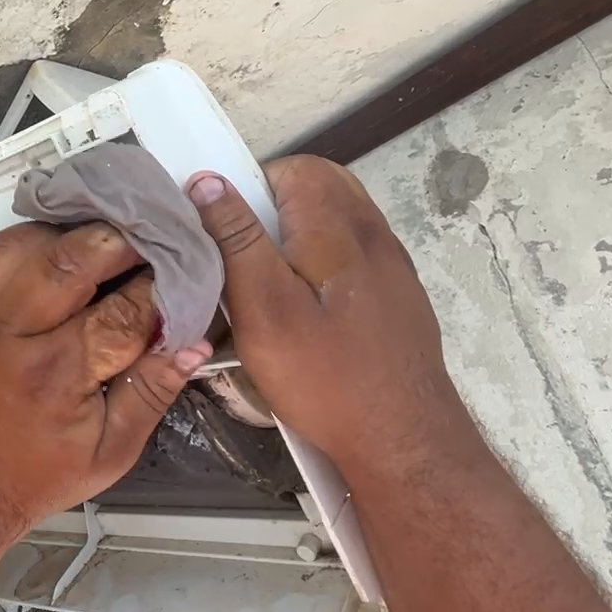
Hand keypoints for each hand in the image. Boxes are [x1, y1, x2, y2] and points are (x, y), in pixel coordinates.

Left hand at [0, 222, 213, 543]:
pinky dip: (34, 238)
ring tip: (109, 240)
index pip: (122, 310)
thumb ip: (152, 391)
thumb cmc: (37, 470)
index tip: (186, 271)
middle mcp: (12, 330)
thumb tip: (195, 341)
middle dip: (120, 240)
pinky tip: (61, 247)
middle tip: (152, 235)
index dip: (160, 286)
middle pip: (71, 259)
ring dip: (74, 233)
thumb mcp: (110, 451)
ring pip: (31, 241)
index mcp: (55, 372)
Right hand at [186, 156, 472, 478]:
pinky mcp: (396, 297)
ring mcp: (391, 267)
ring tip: (269, 279)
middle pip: (321, 185)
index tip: (227, 231)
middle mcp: (373, 235)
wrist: (403, 443)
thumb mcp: (261, 304)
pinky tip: (304, 306)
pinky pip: (351, 251)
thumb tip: (209, 182)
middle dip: (274, 204)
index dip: (253, 188)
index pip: (295, 168)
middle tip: (245, 253)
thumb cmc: (323, 373)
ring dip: (297, 230)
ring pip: (337, 218)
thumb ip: (234, 238)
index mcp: (338, 228)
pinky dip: (320, 258)